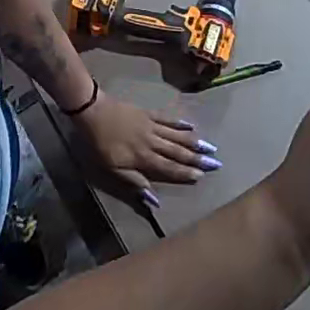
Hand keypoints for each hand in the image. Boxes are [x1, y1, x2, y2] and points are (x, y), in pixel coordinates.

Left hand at [75, 90, 218, 199]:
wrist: (93, 112)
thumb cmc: (99, 143)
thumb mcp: (112, 168)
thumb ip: (134, 181)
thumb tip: (153, 197)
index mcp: (144, 158)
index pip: (169, 168)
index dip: (185, 173)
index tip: (201, 175)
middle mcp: (152, 142)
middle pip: (177, 152)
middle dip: (197, 159)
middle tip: (215, 163)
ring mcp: (151, 126)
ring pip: (177, 136)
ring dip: (194, 142)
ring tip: (210, 147)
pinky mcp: (147, 113)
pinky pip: (167, 119)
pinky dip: (180, 123)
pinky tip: (191, 126)